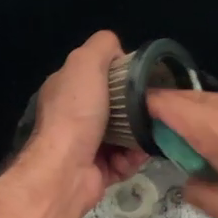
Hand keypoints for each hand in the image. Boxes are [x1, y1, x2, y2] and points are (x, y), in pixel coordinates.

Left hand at [23, 31, 147, 215]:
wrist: (65, 170)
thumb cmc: (76, 113)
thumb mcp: (86, 63)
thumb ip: (102, 46)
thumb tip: (119, 51)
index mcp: (67, 88)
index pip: (99, 75)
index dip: (121, 76)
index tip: (141, 80)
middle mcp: (74, 115)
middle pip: (116, 107)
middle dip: (136, 110)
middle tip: (152, 111)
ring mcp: (85, 145)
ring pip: (125, 136)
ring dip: (138, 138)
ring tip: (145, 138)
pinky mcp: (97, 170)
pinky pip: (124, 161)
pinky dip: (132, 159)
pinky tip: (133, 157)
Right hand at [147, 89, 217, 217]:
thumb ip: (200, 193)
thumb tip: (189, 181)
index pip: (166, 103)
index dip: (143, 110)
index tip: (133, 127)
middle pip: (190, 100)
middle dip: (172, 117)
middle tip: (164, 146)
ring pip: (217, 104)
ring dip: (202, 122)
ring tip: (203, 154)